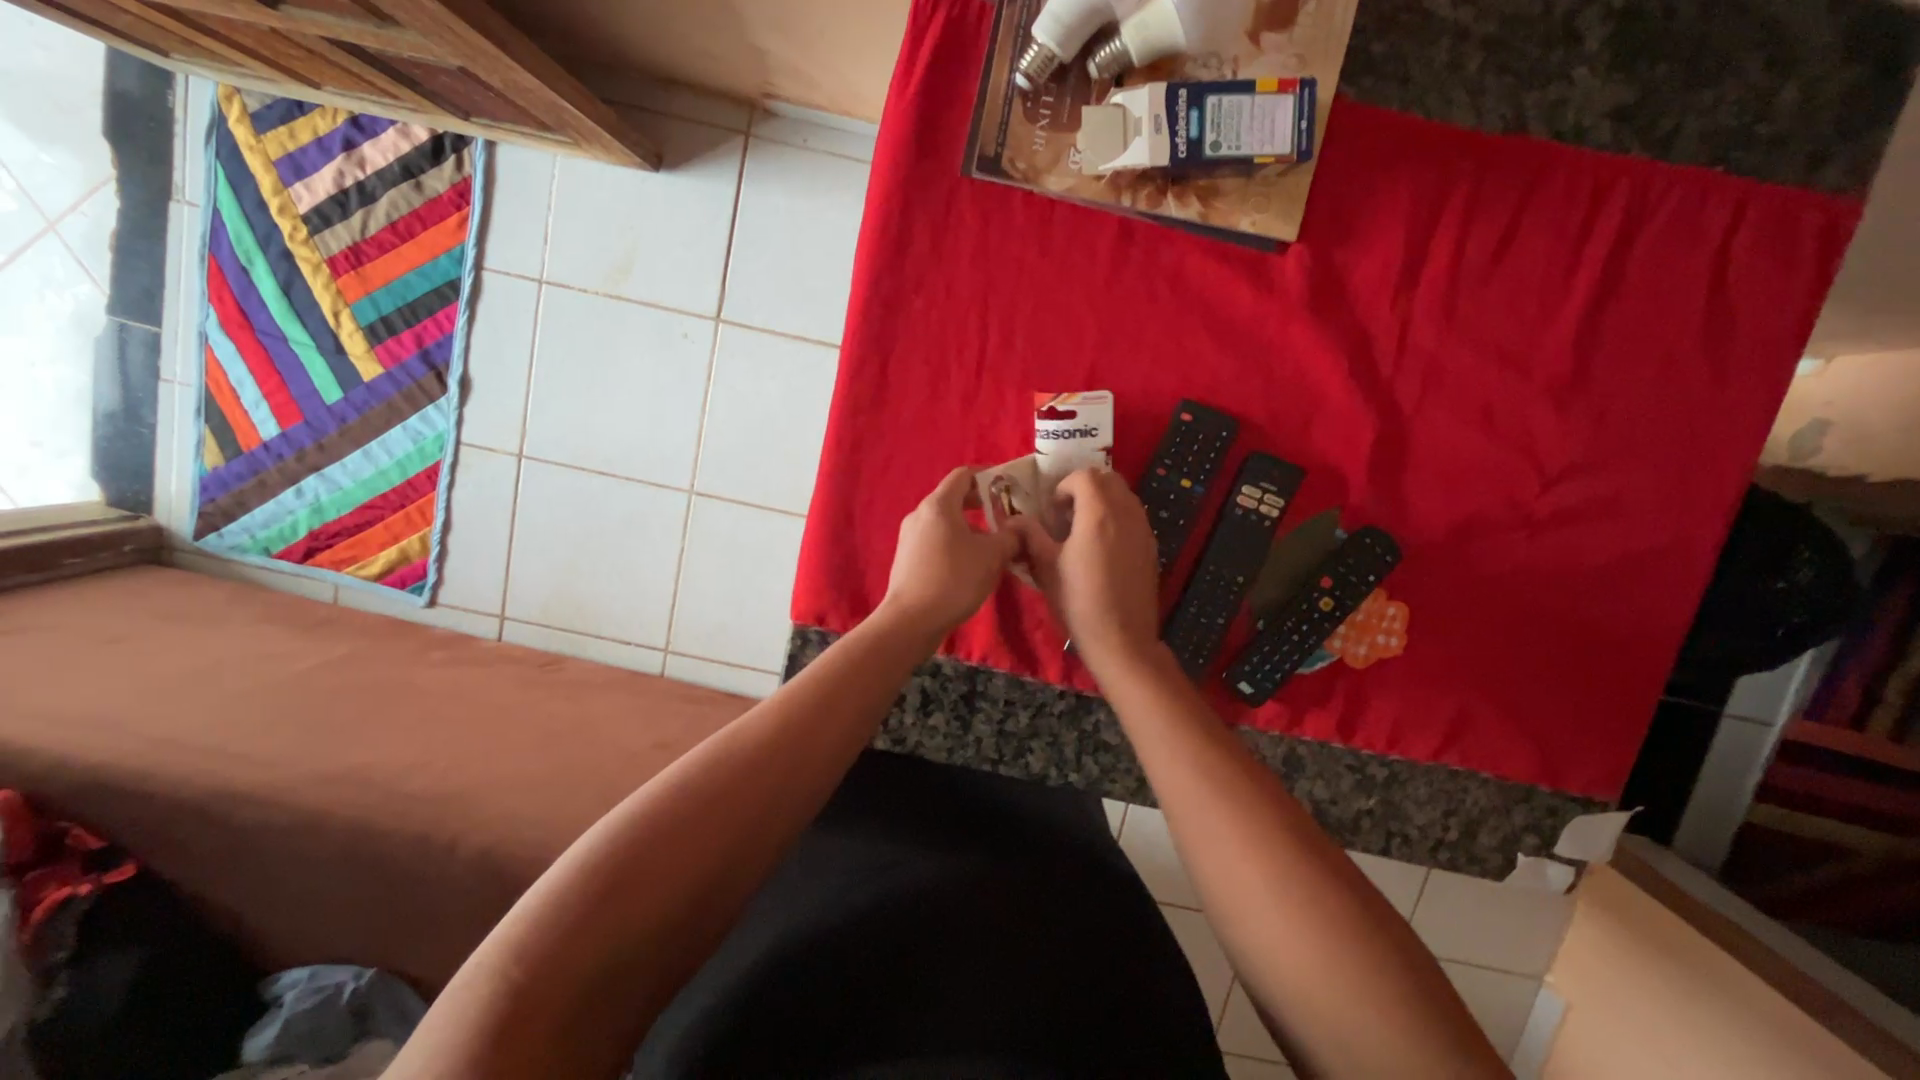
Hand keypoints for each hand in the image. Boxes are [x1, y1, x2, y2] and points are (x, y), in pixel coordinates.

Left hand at [878, 467, 1020, 637]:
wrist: (911, 620)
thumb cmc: (954, 579)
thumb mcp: (993, 556)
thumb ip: (1011, 536)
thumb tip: (1018, 528)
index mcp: (939, 505)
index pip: (964, 475)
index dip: (987, 475)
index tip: (1007, 487)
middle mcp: (919, 514)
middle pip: (953, 498)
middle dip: (981, 505)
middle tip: (1005, 518)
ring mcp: (909, 537)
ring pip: (945, 522)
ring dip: (969, 528)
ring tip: (991, 546)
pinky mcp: (907, 559)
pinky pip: (935, 540)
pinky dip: (954, 543)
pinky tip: (969, 566)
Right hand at [1006, 467, 1164, 671]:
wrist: (1121, 638)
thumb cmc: (1078, 601)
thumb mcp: (1046, 567)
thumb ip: (1030, 535)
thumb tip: (1013, 519)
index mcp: (1098, 513)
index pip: (1084, 476)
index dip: (1065, 486)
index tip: (1053, 511)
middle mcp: (1126, 513)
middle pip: (1109, 479)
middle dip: (1086, 488)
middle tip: (1067, 514)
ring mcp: (1144, 530)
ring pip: (1125, 496)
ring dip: (1103, 502)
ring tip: (1084, 530)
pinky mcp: (1152, 547)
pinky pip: (1135, 517)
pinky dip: (1118, 518)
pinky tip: (1102, 549)